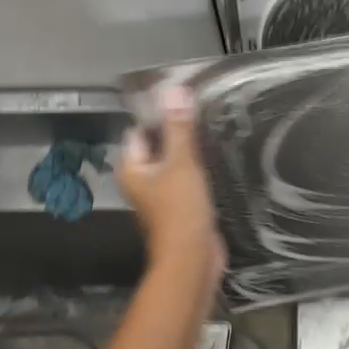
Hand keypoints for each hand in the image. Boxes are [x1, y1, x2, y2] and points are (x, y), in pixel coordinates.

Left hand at [118, 84, 224, 277]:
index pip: (139, 131)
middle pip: (158, 147)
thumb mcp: (181, 163)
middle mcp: (140, 182)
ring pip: (174, 165)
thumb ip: (178, 126)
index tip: (183, 100)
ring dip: (190, 154)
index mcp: (131, 169)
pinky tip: (216, 162)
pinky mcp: (181, 208)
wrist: (193, 260)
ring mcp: (161, 197)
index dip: (158, 115)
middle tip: (203, 114)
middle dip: (177, 133)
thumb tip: (173, 88)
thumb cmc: (180, 210)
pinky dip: (198, 172)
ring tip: (212, 133)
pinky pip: (187, 181)